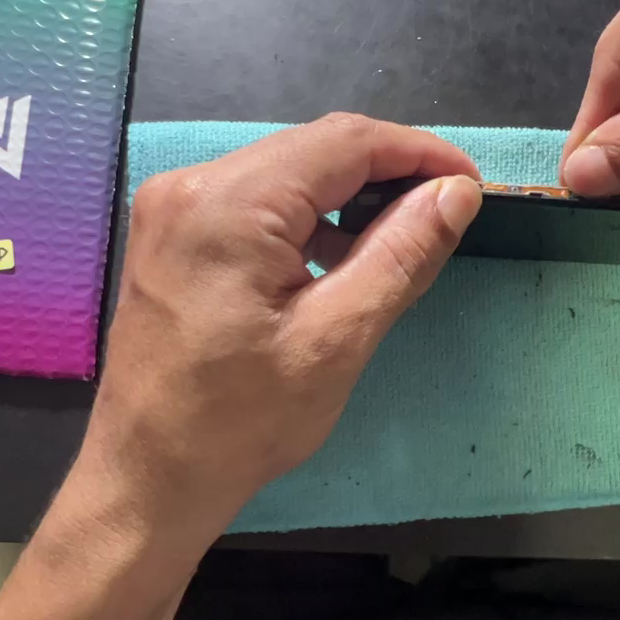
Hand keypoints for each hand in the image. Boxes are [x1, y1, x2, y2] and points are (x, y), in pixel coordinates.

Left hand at [79, 114, 482, 540]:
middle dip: (386, 172)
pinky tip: (338, 256)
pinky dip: (306, 220)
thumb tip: (456, 193)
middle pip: (311, 150)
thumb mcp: (336, 339)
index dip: (417, 152)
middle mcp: (192, 185)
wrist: (150, 478)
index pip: (343, 141)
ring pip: (285, 174)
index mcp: (228, 202)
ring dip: (347, 196)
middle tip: (445, 211)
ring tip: (401, 236)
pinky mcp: (173, 236)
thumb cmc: (242, 422)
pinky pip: (255, 204)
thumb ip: (401, 255)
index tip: (470, 185)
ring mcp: (174, 209)